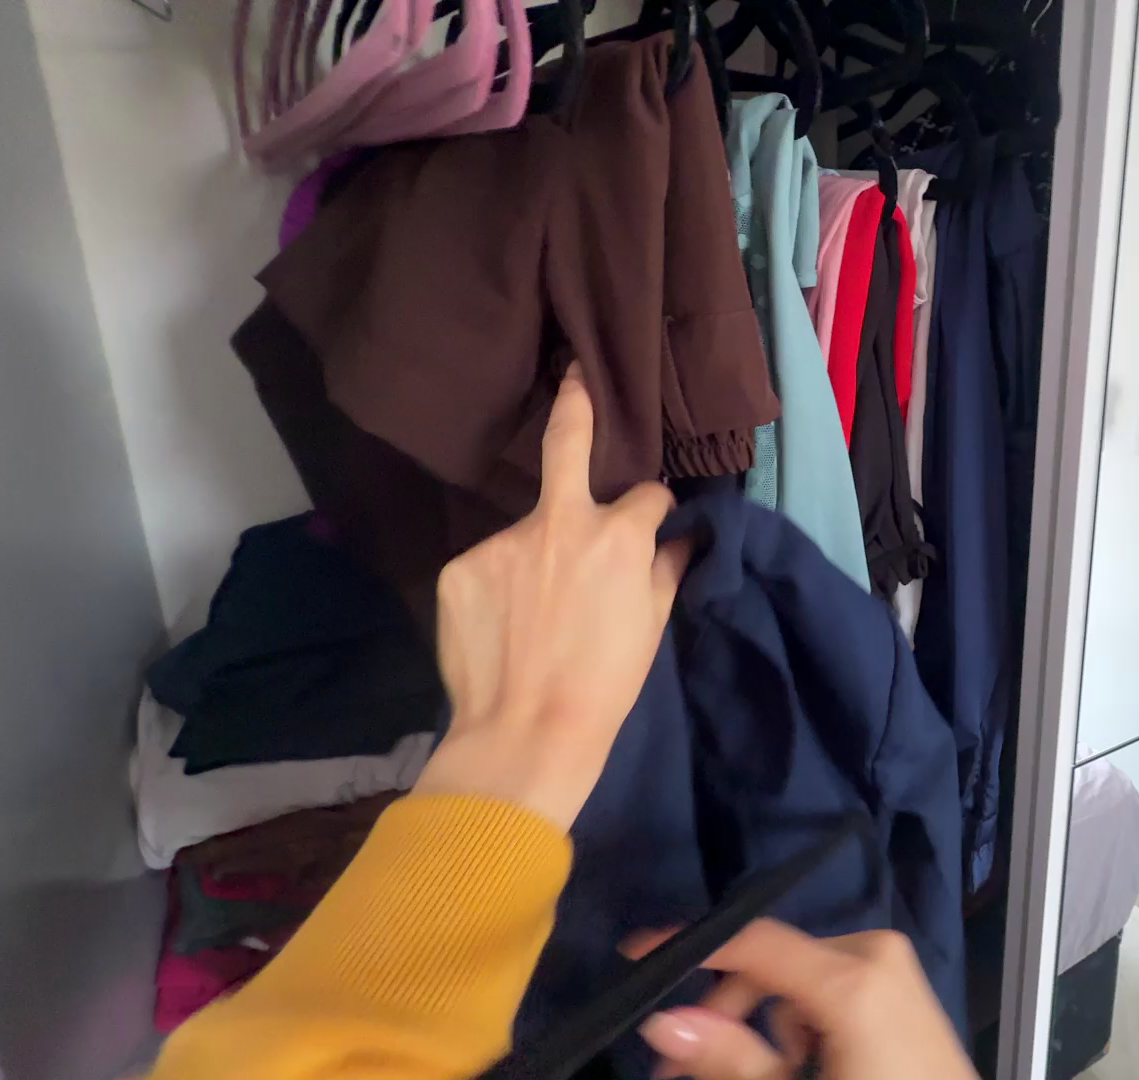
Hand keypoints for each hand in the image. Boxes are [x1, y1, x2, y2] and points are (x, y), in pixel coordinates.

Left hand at [414, 369, 692, 829]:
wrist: (528, 728)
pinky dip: (506, 579)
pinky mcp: (459, 566)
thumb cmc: (609, 677)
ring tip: (541, 606)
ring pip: (533, 529)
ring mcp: (502, 541)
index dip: (656, 510)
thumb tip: (679, 539)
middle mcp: (559, 522)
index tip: (657, 523)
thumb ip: (667, 566)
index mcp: (617, 536)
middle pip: (567, 445)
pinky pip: (494, 560)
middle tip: (573, 374)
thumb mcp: (654, 621)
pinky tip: (509, 618)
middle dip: (576, 404)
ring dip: (544, 549)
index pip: (645, 496)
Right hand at [629, 919, 977, 1079]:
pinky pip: (835, 983)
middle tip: (688, 1068)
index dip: (696, 943)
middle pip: (778, 961)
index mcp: (853, 977)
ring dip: (771, 1021)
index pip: (758, 941)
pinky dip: (808, 1017)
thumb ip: (730, 1060)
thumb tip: (665, 1022)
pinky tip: (810, 1064)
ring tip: (773, 1076)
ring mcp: (894, 963)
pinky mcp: (902, 981)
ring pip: (804, 976)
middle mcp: (875, 952)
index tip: (638, 950)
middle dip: (732, 1009)